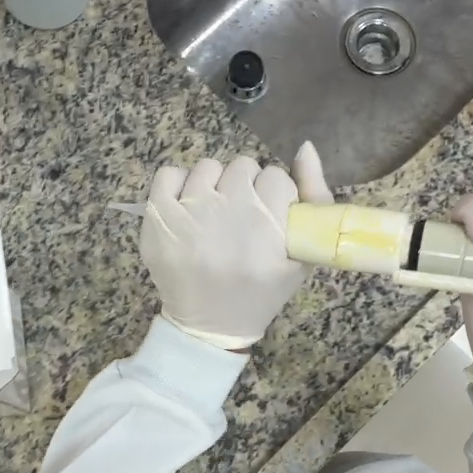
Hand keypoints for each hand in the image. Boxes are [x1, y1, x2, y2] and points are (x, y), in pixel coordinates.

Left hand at [141, 142, 331, 349]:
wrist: (208, 325)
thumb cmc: (261, 292)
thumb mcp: (302, 258)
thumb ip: (315, 199)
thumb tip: (305, 147)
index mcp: (266, 233)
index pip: (276, 177)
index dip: (276, 196)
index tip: (270, 219)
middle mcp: (226, 220)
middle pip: (243, 167)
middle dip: (246, 189)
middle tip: (240, 222)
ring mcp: (187, 218)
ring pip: (208, 167)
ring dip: (214, 186)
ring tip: (214, 218)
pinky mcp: (157, 221)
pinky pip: (169, 173)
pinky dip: (179, 185)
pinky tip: (188, 209)